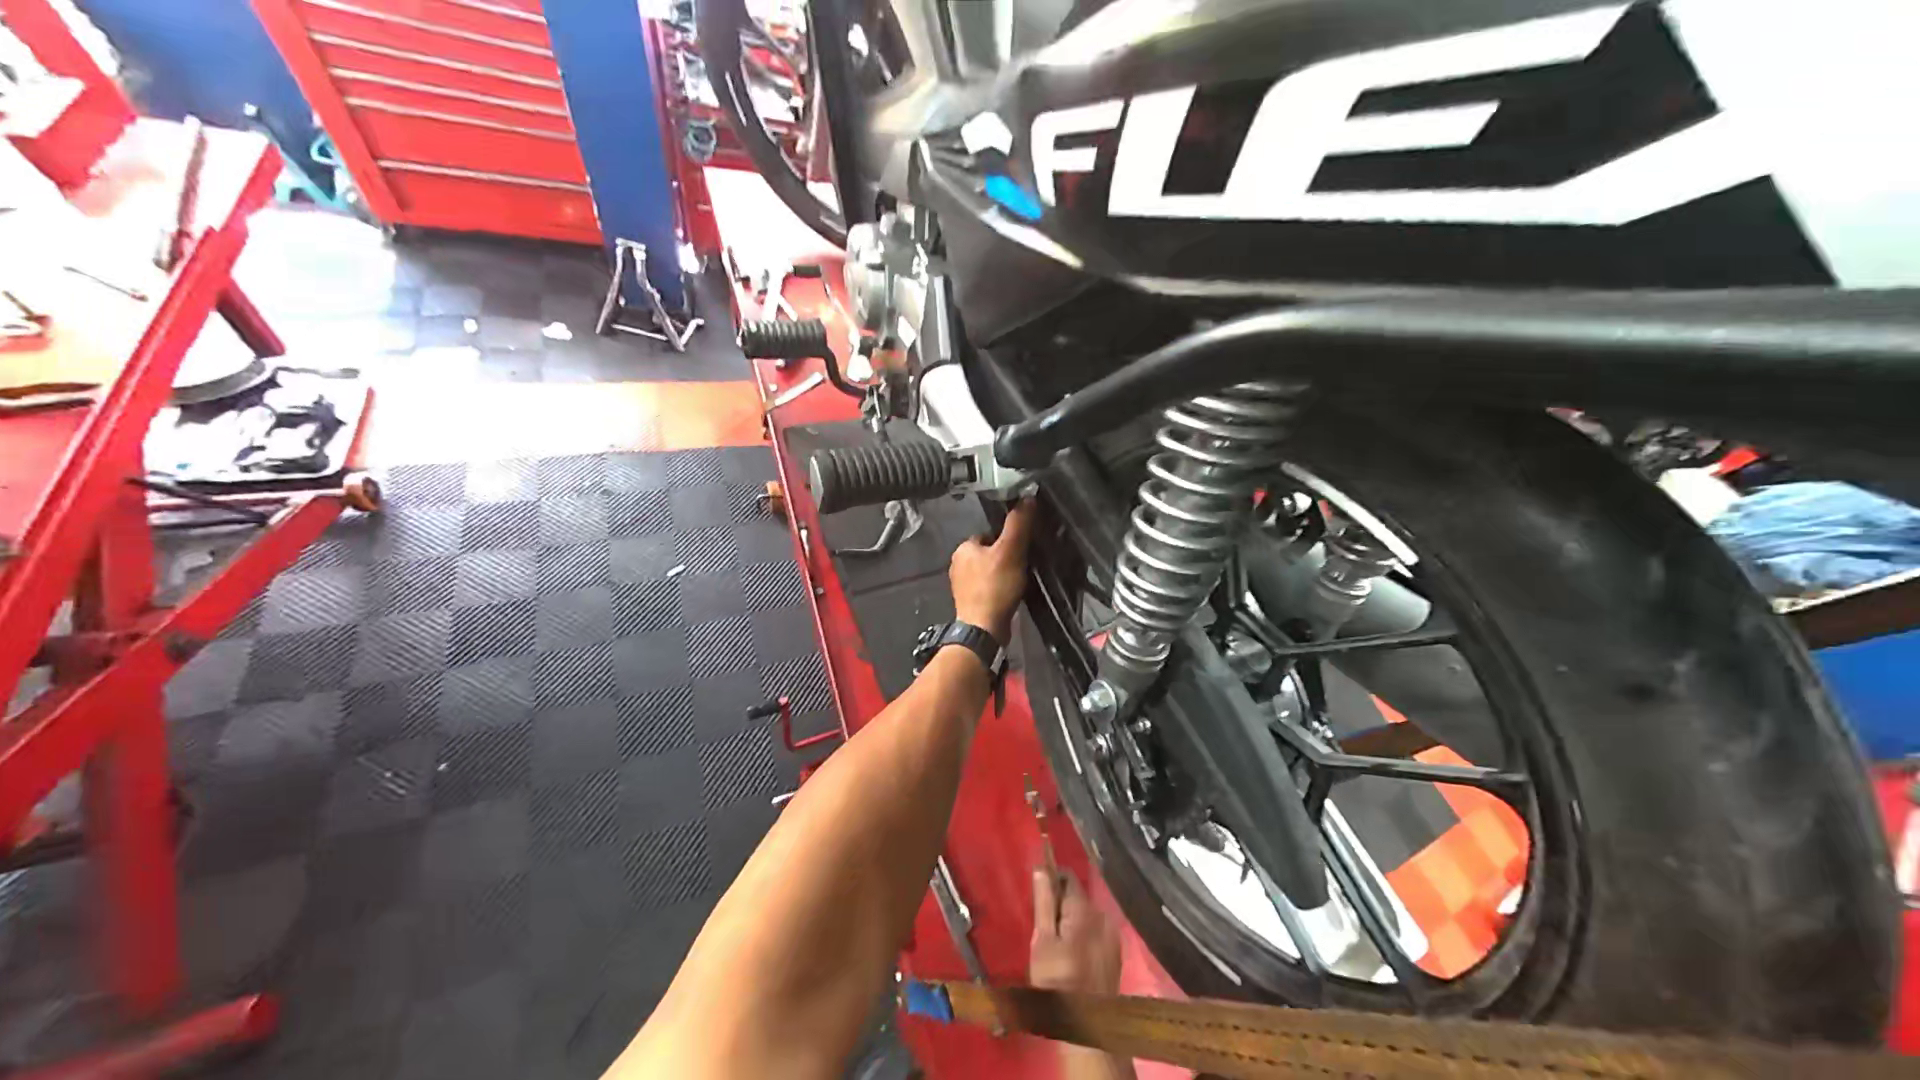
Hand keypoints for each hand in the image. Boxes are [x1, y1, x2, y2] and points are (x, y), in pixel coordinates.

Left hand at [950, 499, 1035, 646]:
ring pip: (989, 571)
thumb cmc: (995, 587)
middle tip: (1021, 567)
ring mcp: (961, 585)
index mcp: (962, 549)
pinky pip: (988, 588)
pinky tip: (1009, 596)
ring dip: (1003, 575)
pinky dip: (999, 590)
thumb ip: (1018, 524)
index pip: (988, 534)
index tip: (1020, 550)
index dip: (1006, 540)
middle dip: (1005, 558)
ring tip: (1017, 582)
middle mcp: (957, 565)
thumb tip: (1027, 497)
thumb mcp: (1010, 551)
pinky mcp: (969, 602)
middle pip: (990, 553)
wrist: (984, 629)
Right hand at [1029, 868, 1121, 994]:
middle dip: (1060, 907)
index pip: (1067, 877)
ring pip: (1086, 915)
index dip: (1050, 883)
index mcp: (1085, 909)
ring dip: (1072, 923)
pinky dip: (1084, 936)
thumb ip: (1044, 902)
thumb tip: (1041, 868)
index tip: (1038, 901)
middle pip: (1077, 897)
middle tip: (1044, 932)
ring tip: (1057, 948)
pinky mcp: (1115, 952)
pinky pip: (1095, 932)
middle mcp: (1103, 915)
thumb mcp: (1042, 941)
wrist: (1087, 1029)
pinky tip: (1073, 958)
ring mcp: (1113, 935)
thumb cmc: (1057, 983)